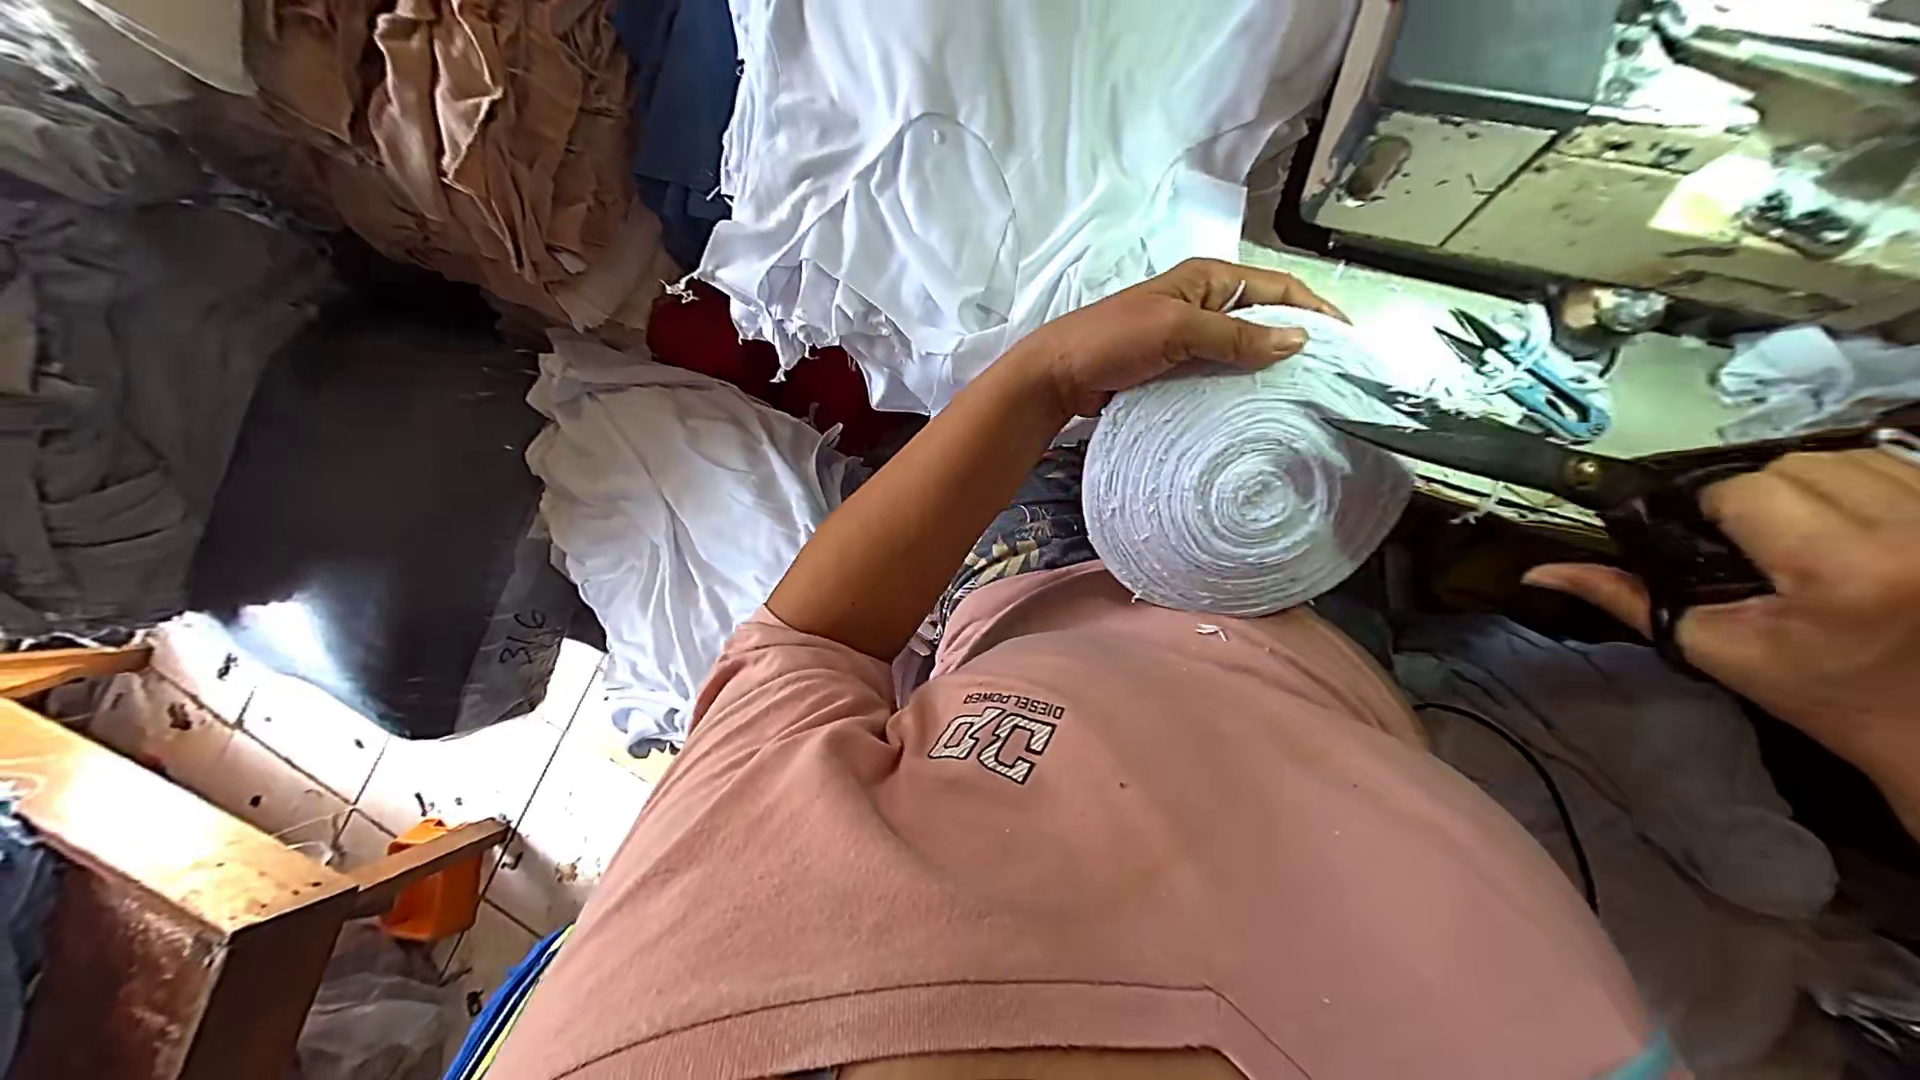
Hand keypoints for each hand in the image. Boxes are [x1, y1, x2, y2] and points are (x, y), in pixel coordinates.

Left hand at [1007, 258, 1346, 417]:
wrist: (1058, 376)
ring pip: (1239, 351)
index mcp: (1207, 279)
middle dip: (1294, 342)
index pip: (1277, 288)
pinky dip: (1235, 388)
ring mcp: (1186, 339)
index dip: (1314, 310)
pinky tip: (1253, 408)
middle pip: (1262, 320)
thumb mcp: (1177, 329)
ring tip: (1300, 397)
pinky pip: (1215, 375)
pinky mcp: (1172, 368)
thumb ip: (1235, 334)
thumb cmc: (1113, 340)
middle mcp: (1202, 304)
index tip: (1346, 341)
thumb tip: (1297, 340)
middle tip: (1327, 377)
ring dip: (1265, 370)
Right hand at [1525, 449, 1919, 819]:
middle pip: (1800, 464)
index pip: (1747, 489)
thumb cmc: (1821, 691)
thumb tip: (1541, 573)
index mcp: (1839, 569)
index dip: (1712, 508)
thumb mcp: (1709, 646)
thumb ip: (1624, 598)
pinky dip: (1868, 484)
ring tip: (1809, 534)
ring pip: (1855, 455)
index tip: (1711, 543)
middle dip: (1761, 494)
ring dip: (1815, 485)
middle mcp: (1917, 533)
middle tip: (1757, 544)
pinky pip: (1905, 464)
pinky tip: (1859, 527)